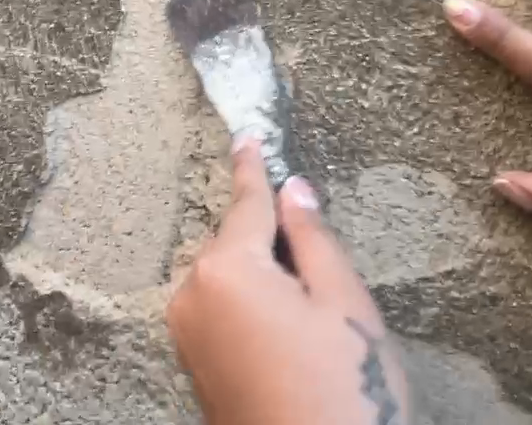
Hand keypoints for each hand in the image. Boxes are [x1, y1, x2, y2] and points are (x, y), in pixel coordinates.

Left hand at [167, 138, 410, 424]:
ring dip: (259, 278)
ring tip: (307, 330)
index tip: (247, 136)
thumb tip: (294, 189)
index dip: (251, 167)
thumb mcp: (344, 308)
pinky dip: (245, 305)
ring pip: (227, 275)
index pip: (246, 202)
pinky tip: (283, 342)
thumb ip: (315, 238)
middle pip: (236, 241)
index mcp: (228, 268)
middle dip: (270, 244)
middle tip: (318, 288)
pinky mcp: (190, 358)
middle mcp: (193, 290)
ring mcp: (186, 327)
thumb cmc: (344, 396)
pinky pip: (217, 306)